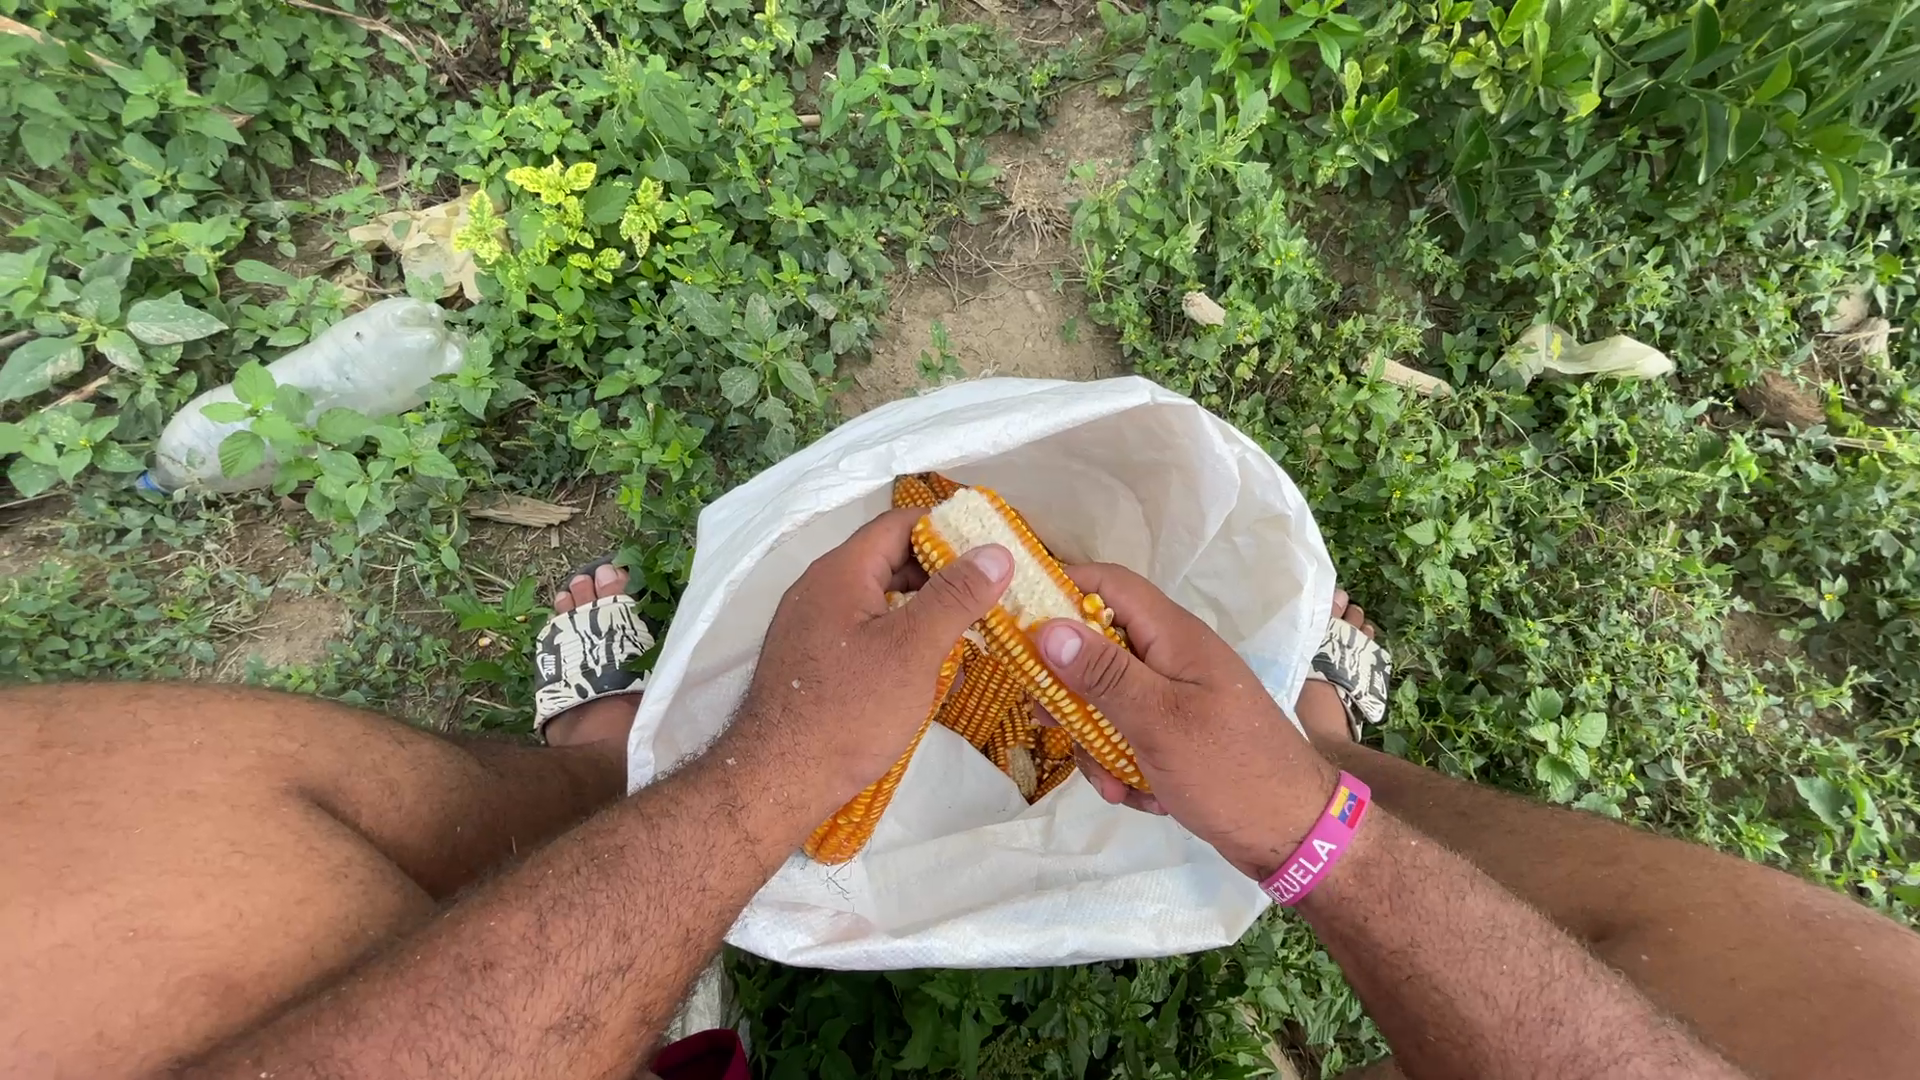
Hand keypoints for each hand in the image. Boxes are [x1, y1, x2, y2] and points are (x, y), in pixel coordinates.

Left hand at [726, 507, 1012, 820]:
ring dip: (923, 609)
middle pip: (890, 560)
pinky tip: (927, 667)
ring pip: (879, 598)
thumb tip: (997, 552)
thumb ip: (955, 596)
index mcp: (840, 571)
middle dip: (941, 574)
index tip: (989, 549)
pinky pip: (865, 630)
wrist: (777, 781)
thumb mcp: (913, 649)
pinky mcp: (814, 658)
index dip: (947, 529)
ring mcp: (813, 624)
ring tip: (968, 631)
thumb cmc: (849, 711)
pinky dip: (900, 636)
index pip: (899, 525)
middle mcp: (821, 588)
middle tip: (988, 593)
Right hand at [1034, 563, 1337, 878]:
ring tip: (1107, 781)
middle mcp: (1171, 655)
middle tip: (1044, 716)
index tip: (1016, 613)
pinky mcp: (1176, 730)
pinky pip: (1127, 730)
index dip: (1061, 585)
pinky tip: (1134, 793)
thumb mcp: (1159, 721)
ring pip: (1107, 696)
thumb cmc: (1230, 770)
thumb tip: (1047, 627)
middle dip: (1068, 684)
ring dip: (1095, 737)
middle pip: (1098, 644)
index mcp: (1173, 635)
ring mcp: (1174, 694)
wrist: (1297, 838)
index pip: (1109, 583)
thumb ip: (1103, 673)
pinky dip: (1120, 761)